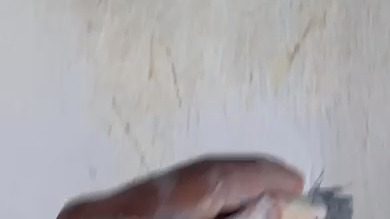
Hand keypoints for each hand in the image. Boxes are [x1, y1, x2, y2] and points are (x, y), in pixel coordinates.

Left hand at [58, 155, 307, 218]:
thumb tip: (264, 203)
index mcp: (141, 213)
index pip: (212, 176)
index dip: (262, 174)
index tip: (296, 182)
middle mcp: (108, 205)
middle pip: (191, 181)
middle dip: (242, 187)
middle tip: (283, 199)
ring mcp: (92, 213)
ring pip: (170, 195)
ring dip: (216, 200)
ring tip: (254, 211)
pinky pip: (150, 208)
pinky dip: (187, 211)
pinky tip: (213, 217)